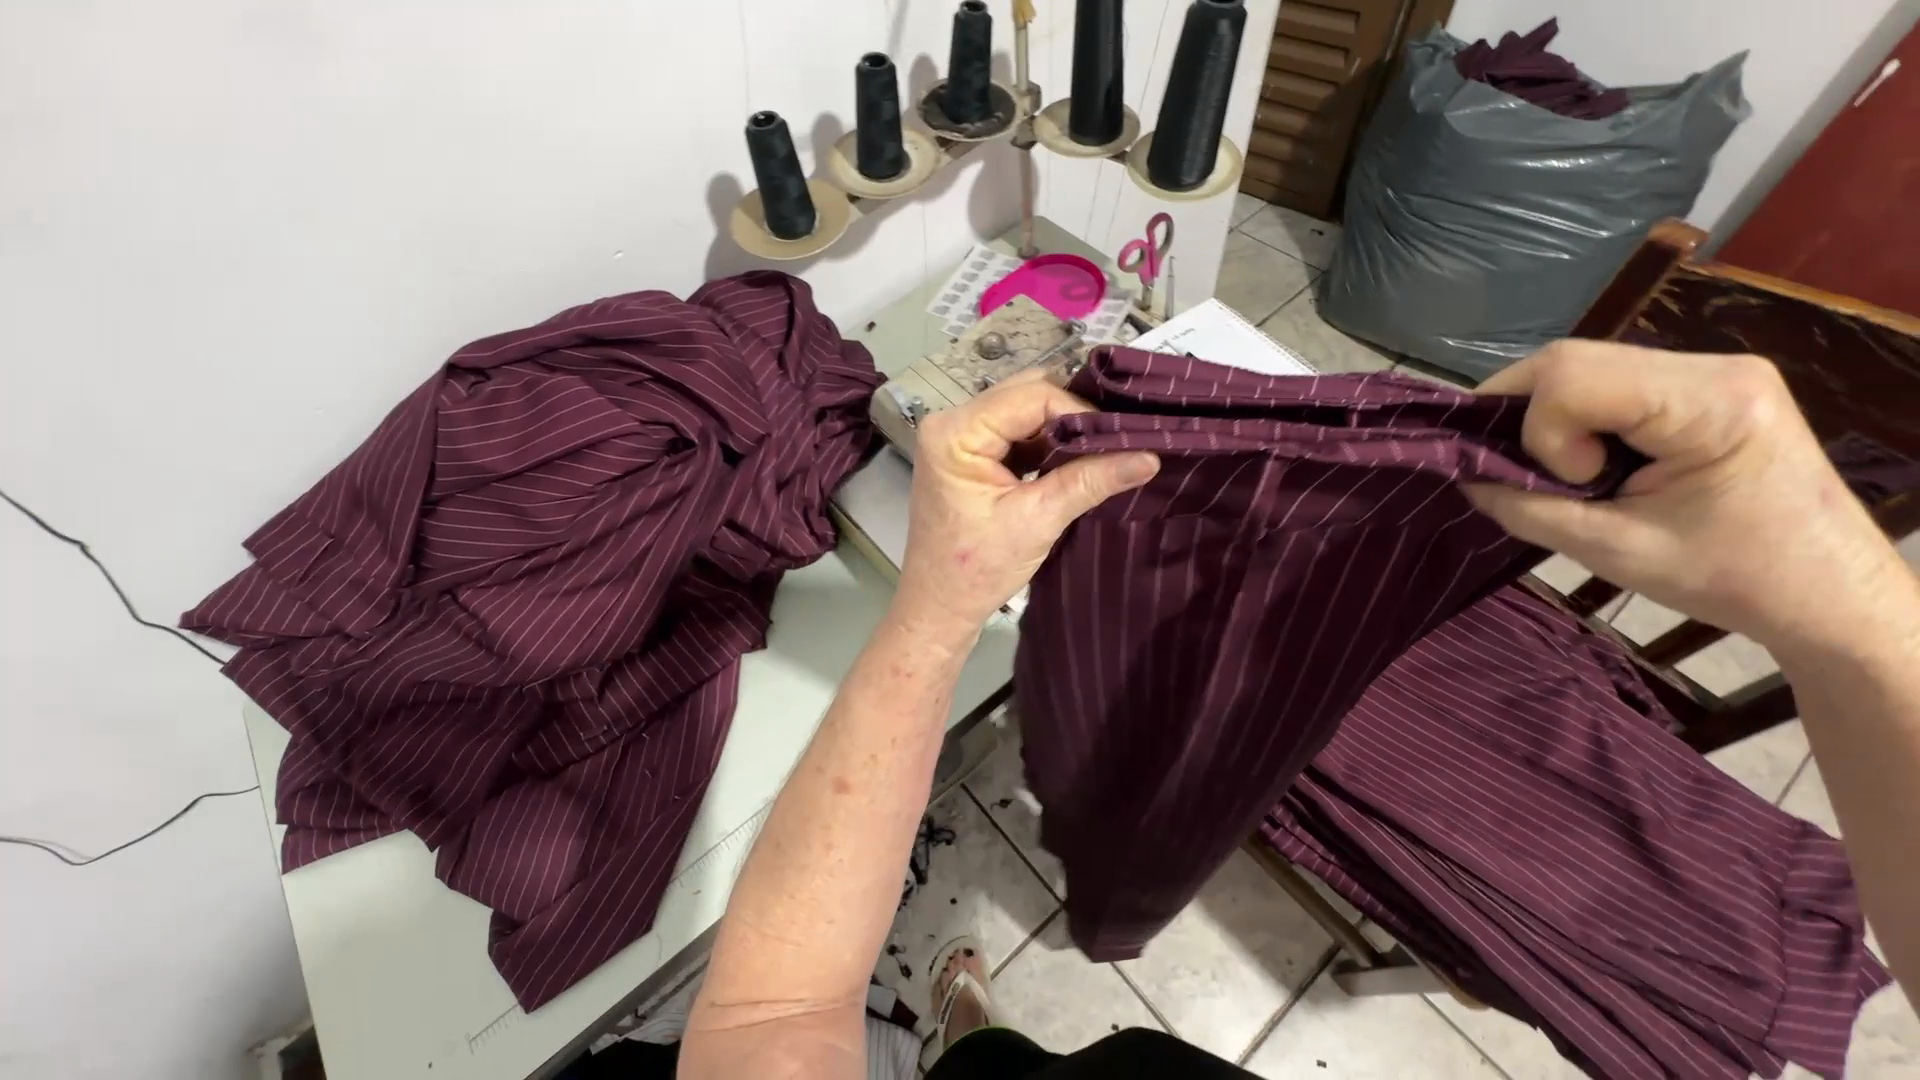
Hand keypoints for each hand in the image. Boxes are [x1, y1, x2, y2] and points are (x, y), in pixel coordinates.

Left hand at [891, 372, 1158, 638]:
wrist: (940, 605)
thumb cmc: (977, 569)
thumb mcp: (1038, 521)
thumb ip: (1090, 481)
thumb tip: (1151, 456)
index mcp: (956, 432)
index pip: (1032, 395)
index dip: (1080, 411)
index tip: (1121, 438)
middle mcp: (952, 421)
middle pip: (1027, 394)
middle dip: (1075, 415)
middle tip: (1120, 437)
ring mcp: (960, 436)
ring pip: (1026, 411)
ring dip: (1064, 430)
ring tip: (1106, 448)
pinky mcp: (971, 453)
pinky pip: (1017, 432)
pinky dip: (1048, 443)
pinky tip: (1078, 459)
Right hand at [1466, 340, 1913, 656]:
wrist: (1826, 590)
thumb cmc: (1729, 577)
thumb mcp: (1612, 552)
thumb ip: (1526, 510)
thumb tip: (1465, 478)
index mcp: (1711, 403)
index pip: (1570, 375)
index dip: (1539, 430)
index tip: (1576, 484)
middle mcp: (1713, 366)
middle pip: (1569, 359)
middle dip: (1525, 417)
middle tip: (1534, 474)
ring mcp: (1710, 369)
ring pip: (1579, 365)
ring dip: (1544, 418)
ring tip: (1562, 471)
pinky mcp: (1701, 384)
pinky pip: (1603, 380)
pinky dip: (1570, 417)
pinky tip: (1584, 457)